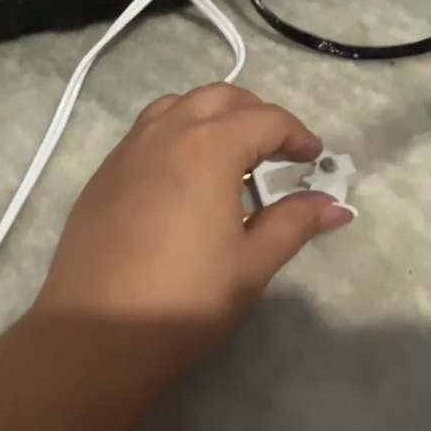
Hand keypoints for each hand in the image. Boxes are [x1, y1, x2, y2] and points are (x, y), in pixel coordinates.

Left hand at [32, 84, 352, 366]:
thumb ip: (294, 223)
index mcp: (208, 146)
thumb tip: (336, 205)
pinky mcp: (105, 169)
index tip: (313, 158)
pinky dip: (177, 131)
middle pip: (221, 98)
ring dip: (212, 115)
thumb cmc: (183, 298)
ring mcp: (130, 147)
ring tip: (229, 153)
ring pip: (179, 105)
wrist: (94, 333)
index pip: (265, 119)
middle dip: (255, 114)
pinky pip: (149, 128)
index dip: (296, 134)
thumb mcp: (250, 264)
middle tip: (276, 150)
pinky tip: (183, 174)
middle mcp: (168, 131)